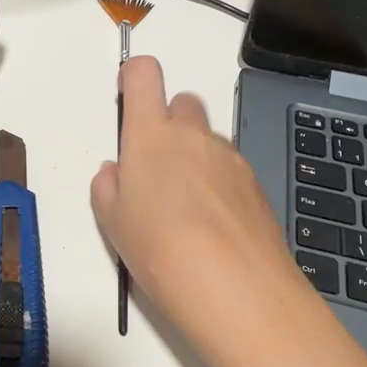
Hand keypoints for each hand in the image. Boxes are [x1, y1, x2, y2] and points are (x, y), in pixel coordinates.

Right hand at [89, 56, 291, 337]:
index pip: (144, 74)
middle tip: (157, 167)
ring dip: (195, 156)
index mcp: (151, 135)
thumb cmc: (161, 252)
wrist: (240, 293)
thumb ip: (108, 187)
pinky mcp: (257, 185)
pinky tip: (213, 225)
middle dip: (169, 122)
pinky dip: (219, 183)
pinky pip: (230, 169)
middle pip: (183, 102)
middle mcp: (194, 136)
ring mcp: (231, 158)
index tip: (128, 102)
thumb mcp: (113, 224)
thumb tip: (118, 172)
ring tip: (186, 208)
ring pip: (208, 139)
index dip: (133, 78)